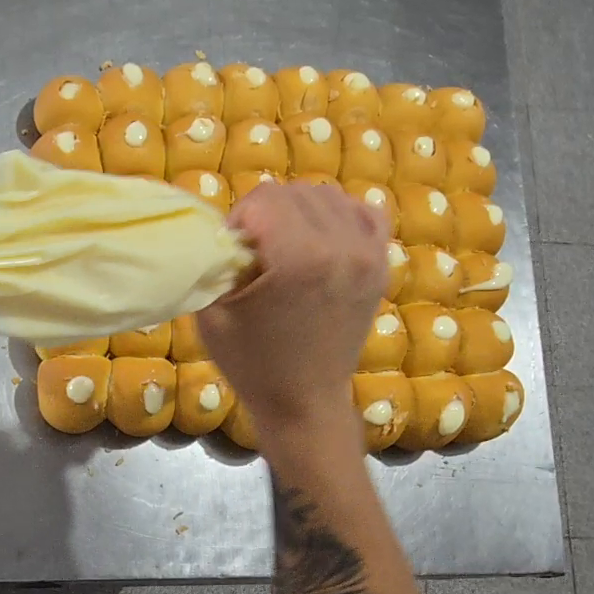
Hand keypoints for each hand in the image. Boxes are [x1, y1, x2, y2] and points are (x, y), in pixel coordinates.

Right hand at [198, 182, 388, 445]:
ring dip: (298, 214)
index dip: (238, 221)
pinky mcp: (381, 263)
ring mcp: (369, 253)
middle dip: (266, 216)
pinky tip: (319, 243)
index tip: (232, 255)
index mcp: (299, 257)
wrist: (305, 401)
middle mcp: (341, 245)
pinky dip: (337, 218)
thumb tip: (220, 235)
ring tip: (285, 251)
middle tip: (254, 256)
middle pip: (295, 192)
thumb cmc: (252, 364)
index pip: (263, 198)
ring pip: (327, 197)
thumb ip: (211, 265)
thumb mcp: (212, 316)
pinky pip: (363, 212)